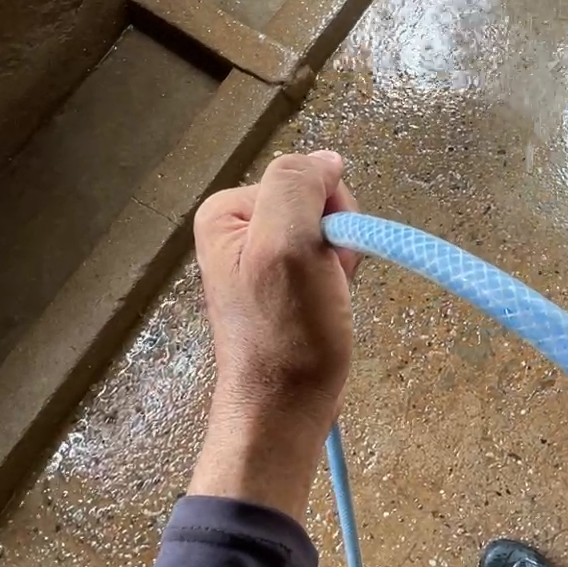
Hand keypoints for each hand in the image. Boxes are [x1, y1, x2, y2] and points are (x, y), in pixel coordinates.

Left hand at [188, 151, 359, 515]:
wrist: (285, 407)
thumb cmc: (287, 333)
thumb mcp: (288, 245)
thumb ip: (299, 186)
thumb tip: (327, 158)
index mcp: (227, 211)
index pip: (306, 176)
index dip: (330, 212)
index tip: (323, 256)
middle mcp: (239, 228)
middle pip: (317, 200)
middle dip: (336, 235)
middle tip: (327, 277)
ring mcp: (261, 256)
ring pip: (327, 228)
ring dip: (340, 258)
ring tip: (327, 294)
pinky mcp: (282, 282)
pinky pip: (326, 255)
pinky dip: (338, 275)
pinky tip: (328, 301)